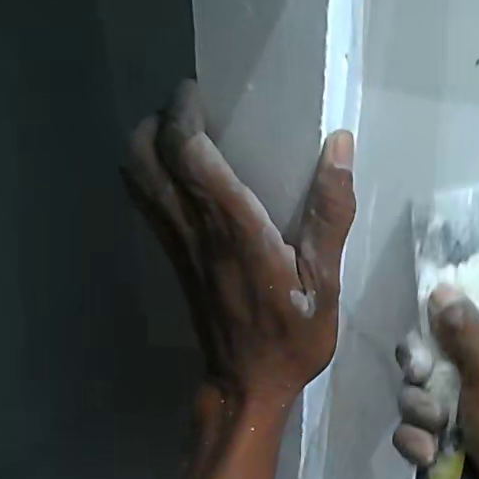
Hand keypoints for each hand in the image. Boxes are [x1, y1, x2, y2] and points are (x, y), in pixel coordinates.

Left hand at [124, 81, 355, 415]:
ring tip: (180, 133)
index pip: (189, 156)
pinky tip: (176, 174)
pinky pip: (148, 207)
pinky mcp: (174, 262)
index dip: (183, 114)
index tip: (199, 93)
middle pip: (148, 159)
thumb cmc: (292, 339)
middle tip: (188, 107)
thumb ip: (330, 216)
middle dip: (157, 120)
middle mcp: (197, 232)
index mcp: (236, 231)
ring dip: (147, 146)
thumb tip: (338, 146)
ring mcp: (179, 248)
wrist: (246, 385)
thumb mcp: (326, 285)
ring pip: (139, 181)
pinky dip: (148, 176)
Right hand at [392, 253, 478, 478]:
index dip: (478, 269)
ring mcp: (475, 398)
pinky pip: (422, 423)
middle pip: (444, 331)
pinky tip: (430, 455)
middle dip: (424, 355)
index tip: (440, 283)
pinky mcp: (455, 434)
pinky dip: (421, 440)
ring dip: (421, 405)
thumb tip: (442, 291)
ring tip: (437, 428)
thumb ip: (466, 328)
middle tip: (422, 372)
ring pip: (424, 382)